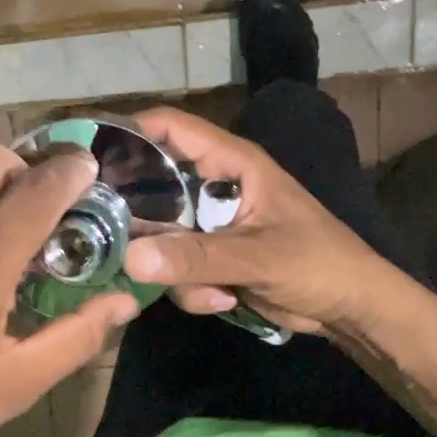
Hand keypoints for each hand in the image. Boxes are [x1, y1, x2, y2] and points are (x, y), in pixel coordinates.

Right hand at [121, 107, 393, 336]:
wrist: (350, 308)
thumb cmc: (318, 263)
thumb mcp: (258, 257)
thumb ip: (196, 258)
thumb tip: (131, 257)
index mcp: (232, 163)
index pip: (170, 128)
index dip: (129, 133)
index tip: (86, 159)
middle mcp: (214, 186)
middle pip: (152, 186)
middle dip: (138, 220)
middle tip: (110, 243)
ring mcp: (210, 224)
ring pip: (161, 237)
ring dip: (176, 270)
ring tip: (214, 291)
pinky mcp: (211, 257)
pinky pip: (176, 267)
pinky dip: (192, 289)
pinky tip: (223, 302)